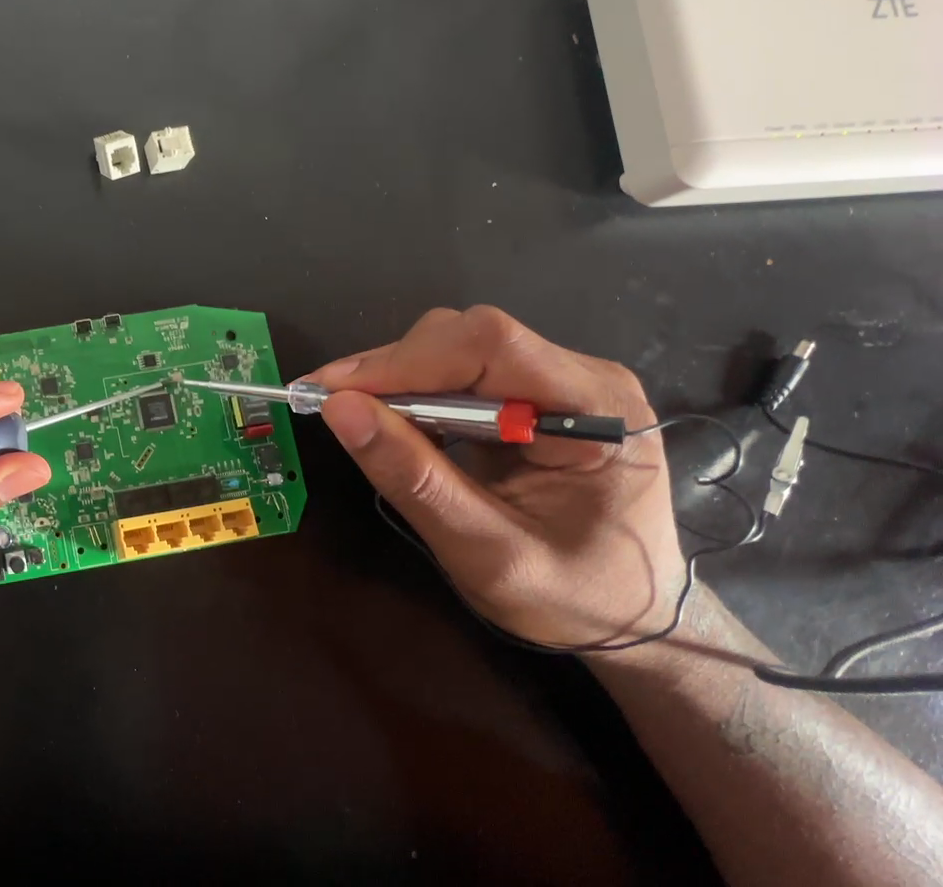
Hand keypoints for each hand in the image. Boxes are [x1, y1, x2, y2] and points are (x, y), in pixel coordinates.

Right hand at [308, 306, 678, 647]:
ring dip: (397, 380)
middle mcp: (583, 379)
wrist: (630, 622)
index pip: (487, 345)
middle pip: (467, 338)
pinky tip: (394, 425)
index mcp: (594, 410)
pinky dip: (413, 393)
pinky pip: (460, 373)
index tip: (330, 394)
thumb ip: (414, 477)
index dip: (401, 361)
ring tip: (359, 420)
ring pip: (456, 348)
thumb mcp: (483, 550)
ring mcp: (560, 384)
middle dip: (392, 370)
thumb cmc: (570, 598)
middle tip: (332, 409)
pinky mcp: (535, 396)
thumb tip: (337, 408)